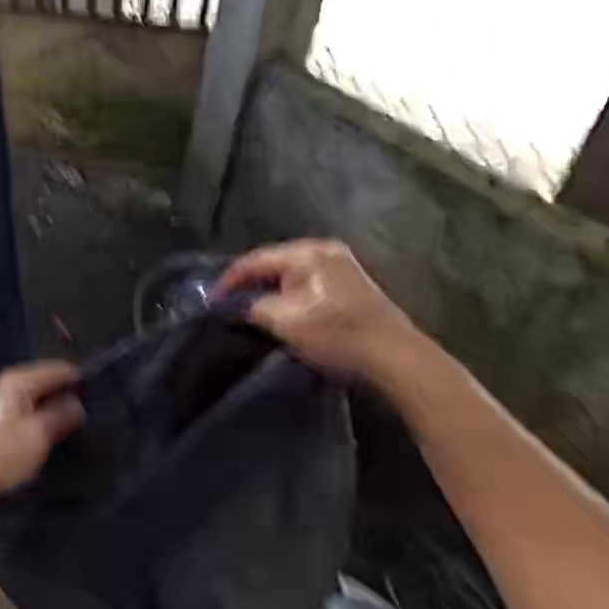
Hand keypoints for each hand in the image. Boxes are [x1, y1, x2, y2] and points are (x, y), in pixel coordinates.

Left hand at [0, 360, 84, 500]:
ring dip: (54, 406)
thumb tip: (78, 404)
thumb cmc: (5, 451)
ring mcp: (2, 400)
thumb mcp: (40, 433)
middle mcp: (9, 383)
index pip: (57, 368)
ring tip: (76, 420)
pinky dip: (42, 414)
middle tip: (90, 407)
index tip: (97, 392)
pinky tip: (53, 429)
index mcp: (19, 379)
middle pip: (46, 380)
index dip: (77, 379)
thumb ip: (61, 415)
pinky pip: (29, 407)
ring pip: (37, 395)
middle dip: (66, 393)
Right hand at [215, 239, 439, 393]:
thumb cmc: (338, 335)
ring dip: (270, 290)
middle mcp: (325, 250)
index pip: (256, 259)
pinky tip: (282, 311)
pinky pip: (308, 282)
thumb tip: (236, 304)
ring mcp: (342, 266)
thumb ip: (254, 307)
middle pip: (274, 263)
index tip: (212, 299)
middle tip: (229, 303)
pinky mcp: (351, 285)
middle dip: (250, 283)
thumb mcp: (286, 322)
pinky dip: (290, 294)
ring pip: (291, 274)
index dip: (230, 279)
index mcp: (308, 252)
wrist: (397, 359)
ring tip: (250, 308)